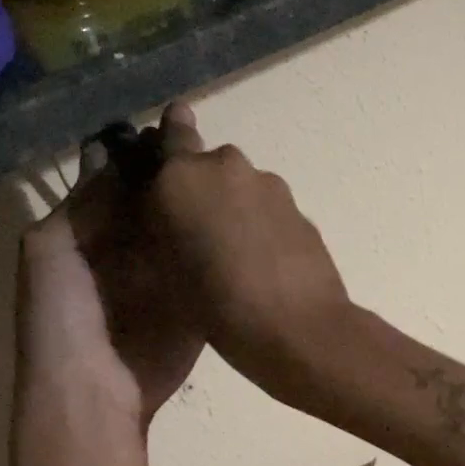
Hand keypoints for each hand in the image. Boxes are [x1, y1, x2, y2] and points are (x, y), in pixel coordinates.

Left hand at [17, 103, 209, 423]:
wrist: (96, 387)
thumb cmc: (63, 315)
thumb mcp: (54, 246)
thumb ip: (88, 203)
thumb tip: (127, 157)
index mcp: (88, 227)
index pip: (114, 176)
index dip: (136, 151)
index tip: (169, 125)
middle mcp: (129, 246)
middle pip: (157, 200)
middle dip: (175, 175)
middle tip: (206, 145)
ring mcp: (166, 276)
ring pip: (186, 230)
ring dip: (203, 208)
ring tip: (231, 175)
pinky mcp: (196, 305)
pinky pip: (211, 269)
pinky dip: (224, 250)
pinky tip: (245, 221)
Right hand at [145, 131, 352, 391]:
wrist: (300, 330)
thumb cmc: (218, 308)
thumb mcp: (164, 272)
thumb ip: (160, 228)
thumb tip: (165, 216)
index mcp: (180, 174)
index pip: (168, 135)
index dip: (166, 149)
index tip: (166, 169)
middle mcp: (227, 167)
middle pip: (211, 166)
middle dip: (206, 190)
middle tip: (202, 233)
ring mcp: (273, 189)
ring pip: (246, 189)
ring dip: (239, 211)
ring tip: (240, 257)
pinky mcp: (304, 214)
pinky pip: (274, 214)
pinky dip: (267, 230)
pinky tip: (268, 266)